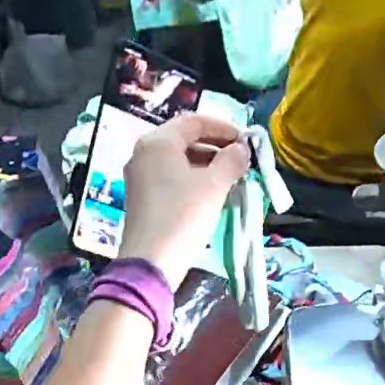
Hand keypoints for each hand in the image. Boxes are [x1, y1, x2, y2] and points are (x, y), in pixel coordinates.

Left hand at [118, 113, 249, 284]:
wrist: (151, 263)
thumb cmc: (183, 217)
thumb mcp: (214, 186)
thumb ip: (231, 161)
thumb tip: (241, 150)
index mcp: (158, 142)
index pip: (194, 122)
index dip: (223, 128)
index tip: (245, 141)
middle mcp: (143, 154)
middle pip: (184, 141)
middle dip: (215, 148)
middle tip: (239, 160)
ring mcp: (138, 179)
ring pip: (177, 163)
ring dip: (205, 166)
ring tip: (229, 179)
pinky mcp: (140, 201)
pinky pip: (169, 181)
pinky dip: (191, 182)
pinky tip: (208, 196)